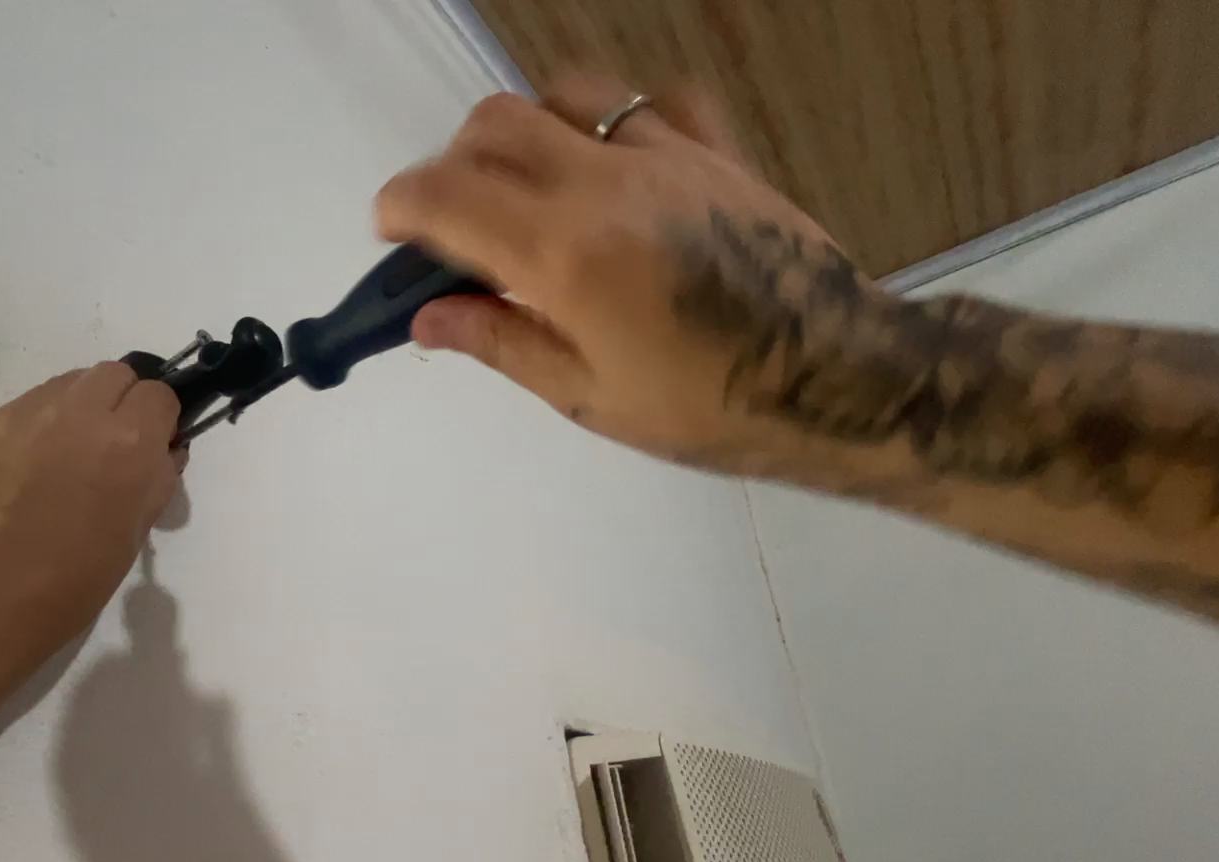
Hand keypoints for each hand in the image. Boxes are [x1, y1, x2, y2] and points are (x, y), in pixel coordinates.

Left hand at [0, 363, 179, 673]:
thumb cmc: (72, 583)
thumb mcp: (134, 533)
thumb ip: (154, 481)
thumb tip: (160, 453)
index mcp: (128, 444)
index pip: (160, 395)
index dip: (161, 420)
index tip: (153, 447)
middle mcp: (77, 415)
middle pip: (115, 374)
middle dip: (123, 401)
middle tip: (113, 446)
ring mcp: (21, 416)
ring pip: (66, 385)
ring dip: (79, 410)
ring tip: (65, 460)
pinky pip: (22, 411)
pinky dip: (36, 430)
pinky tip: (22, 476)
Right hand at [376, 76, 912, 473]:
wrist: (830, 380)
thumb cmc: (702, 407)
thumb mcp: (585, 394)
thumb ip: (500, 343)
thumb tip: (428, 321)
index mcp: (564, 255)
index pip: (449, 197)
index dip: (400, 204)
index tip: (388, 227)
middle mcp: (605, 185)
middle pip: (493, 125)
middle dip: (451, 166)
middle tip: (453, 225)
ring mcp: (665, 155)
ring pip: (561, 96)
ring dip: (521, 135)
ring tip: (525, 194)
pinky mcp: (714, 151)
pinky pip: (646, 102)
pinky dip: (606, 124)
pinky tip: (609, 170)